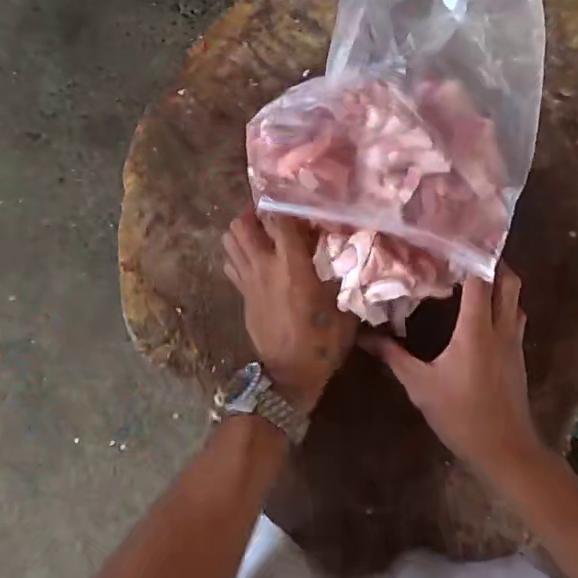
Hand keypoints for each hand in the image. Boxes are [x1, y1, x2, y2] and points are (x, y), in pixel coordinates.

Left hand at [221, 210, 355, 409]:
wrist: (291, 373)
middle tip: (270, 217)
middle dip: (253, 214)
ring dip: (242, 232)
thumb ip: (342, 273)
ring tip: (260, 234)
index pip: (278, 220)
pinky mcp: (241, 293)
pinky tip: (253, 260)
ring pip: (230, 240)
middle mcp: (264, 265)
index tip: (294, 205)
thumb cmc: (322, 339)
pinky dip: (237, 254)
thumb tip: (348, 250)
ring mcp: (248, 278)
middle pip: (242, 224)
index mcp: (291, 263)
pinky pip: (230, 263)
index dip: (283, 207)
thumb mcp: (342, 304)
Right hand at [360, 264, 543, 482]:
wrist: (508, 453)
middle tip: (463, 250)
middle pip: (508, 282)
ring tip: (470, 273)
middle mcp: (500, 329)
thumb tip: (362, 336)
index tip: (450, 239)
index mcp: (476, 330)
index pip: (480, 280)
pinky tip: (478, 310)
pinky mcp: (518, 357)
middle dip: (491, 261)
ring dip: (498, 281)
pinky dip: (501, 303)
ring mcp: (514, 343)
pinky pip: (514, 317)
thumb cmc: (462, 416)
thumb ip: (392, 355)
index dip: (469, 256)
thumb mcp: (420, 385)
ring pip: (515, 299)